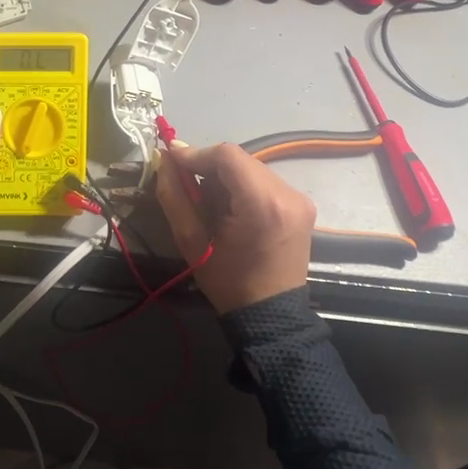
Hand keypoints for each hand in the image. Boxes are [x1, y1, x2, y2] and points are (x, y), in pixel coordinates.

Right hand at [155, 143, 315, 312]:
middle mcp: (288, 193)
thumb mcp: (192, 241)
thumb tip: (165, 161)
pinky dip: (242, 188)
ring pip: (251, 169)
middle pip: (240, 160)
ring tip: (209, 205)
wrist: (271, 314)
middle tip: (186, 188)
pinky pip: (264, 182)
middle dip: (209, 168)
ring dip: (225, 179)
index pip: (227, 155)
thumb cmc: (228, 281)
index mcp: (262, 203)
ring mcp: (299, 198)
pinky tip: (231, 210)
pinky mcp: (302, 204)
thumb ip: (175, 196)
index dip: (195, 154)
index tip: (171, 163)